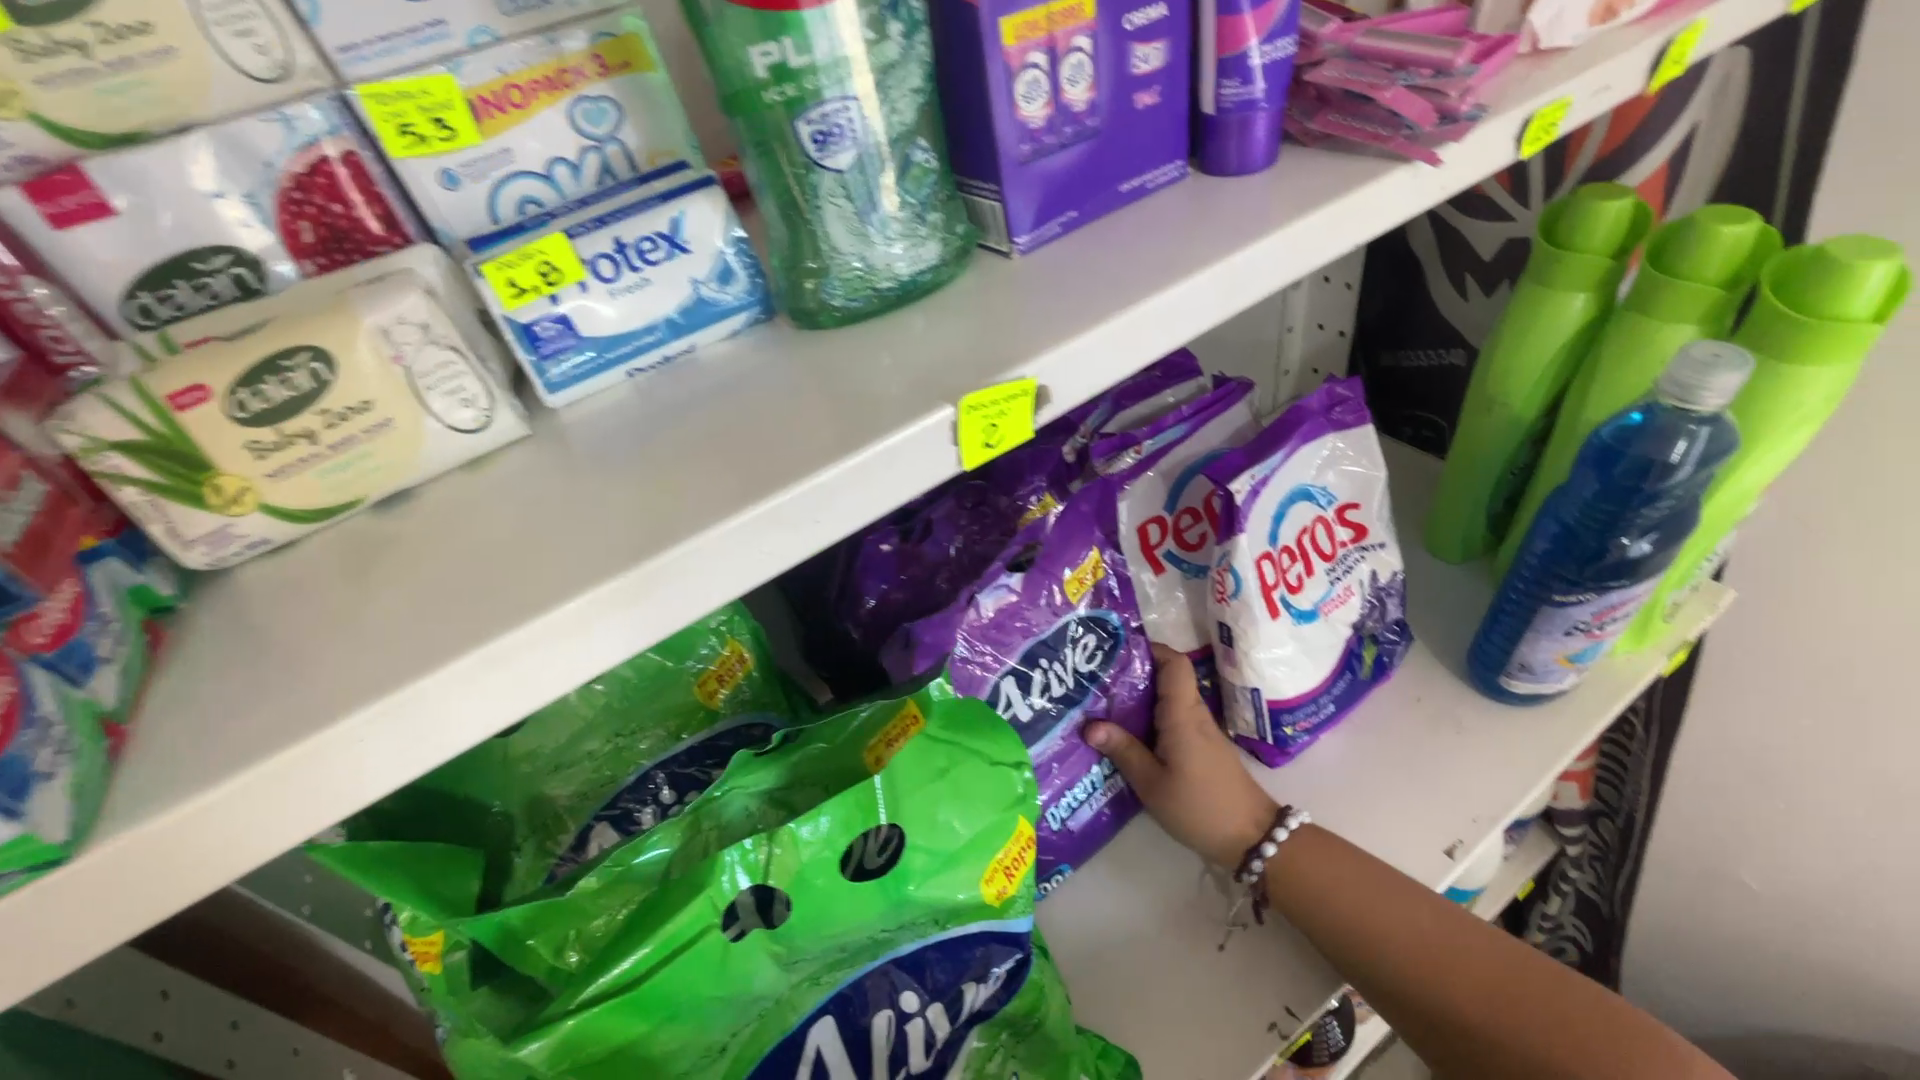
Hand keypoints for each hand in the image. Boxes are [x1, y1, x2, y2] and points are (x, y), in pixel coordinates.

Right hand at [1085, 644, 1278, 868]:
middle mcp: (1194, 715)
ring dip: (1141, 697)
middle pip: (1168, 678)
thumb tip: (1088, 725)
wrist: (1251, 836)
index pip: (1174, 664)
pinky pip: (1174, 719)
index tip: (1117, 651)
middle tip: (1096, 679)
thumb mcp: (1152, 784)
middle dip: (1134, 673)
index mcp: (1182, 715)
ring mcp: (1201, 731)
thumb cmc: (1199, 808)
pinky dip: (1150, 718)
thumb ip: (1123, 751)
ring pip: (1169, 700)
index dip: (1150, 649)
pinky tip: (1127, 734)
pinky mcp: (1202, 748)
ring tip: (1103, 704)